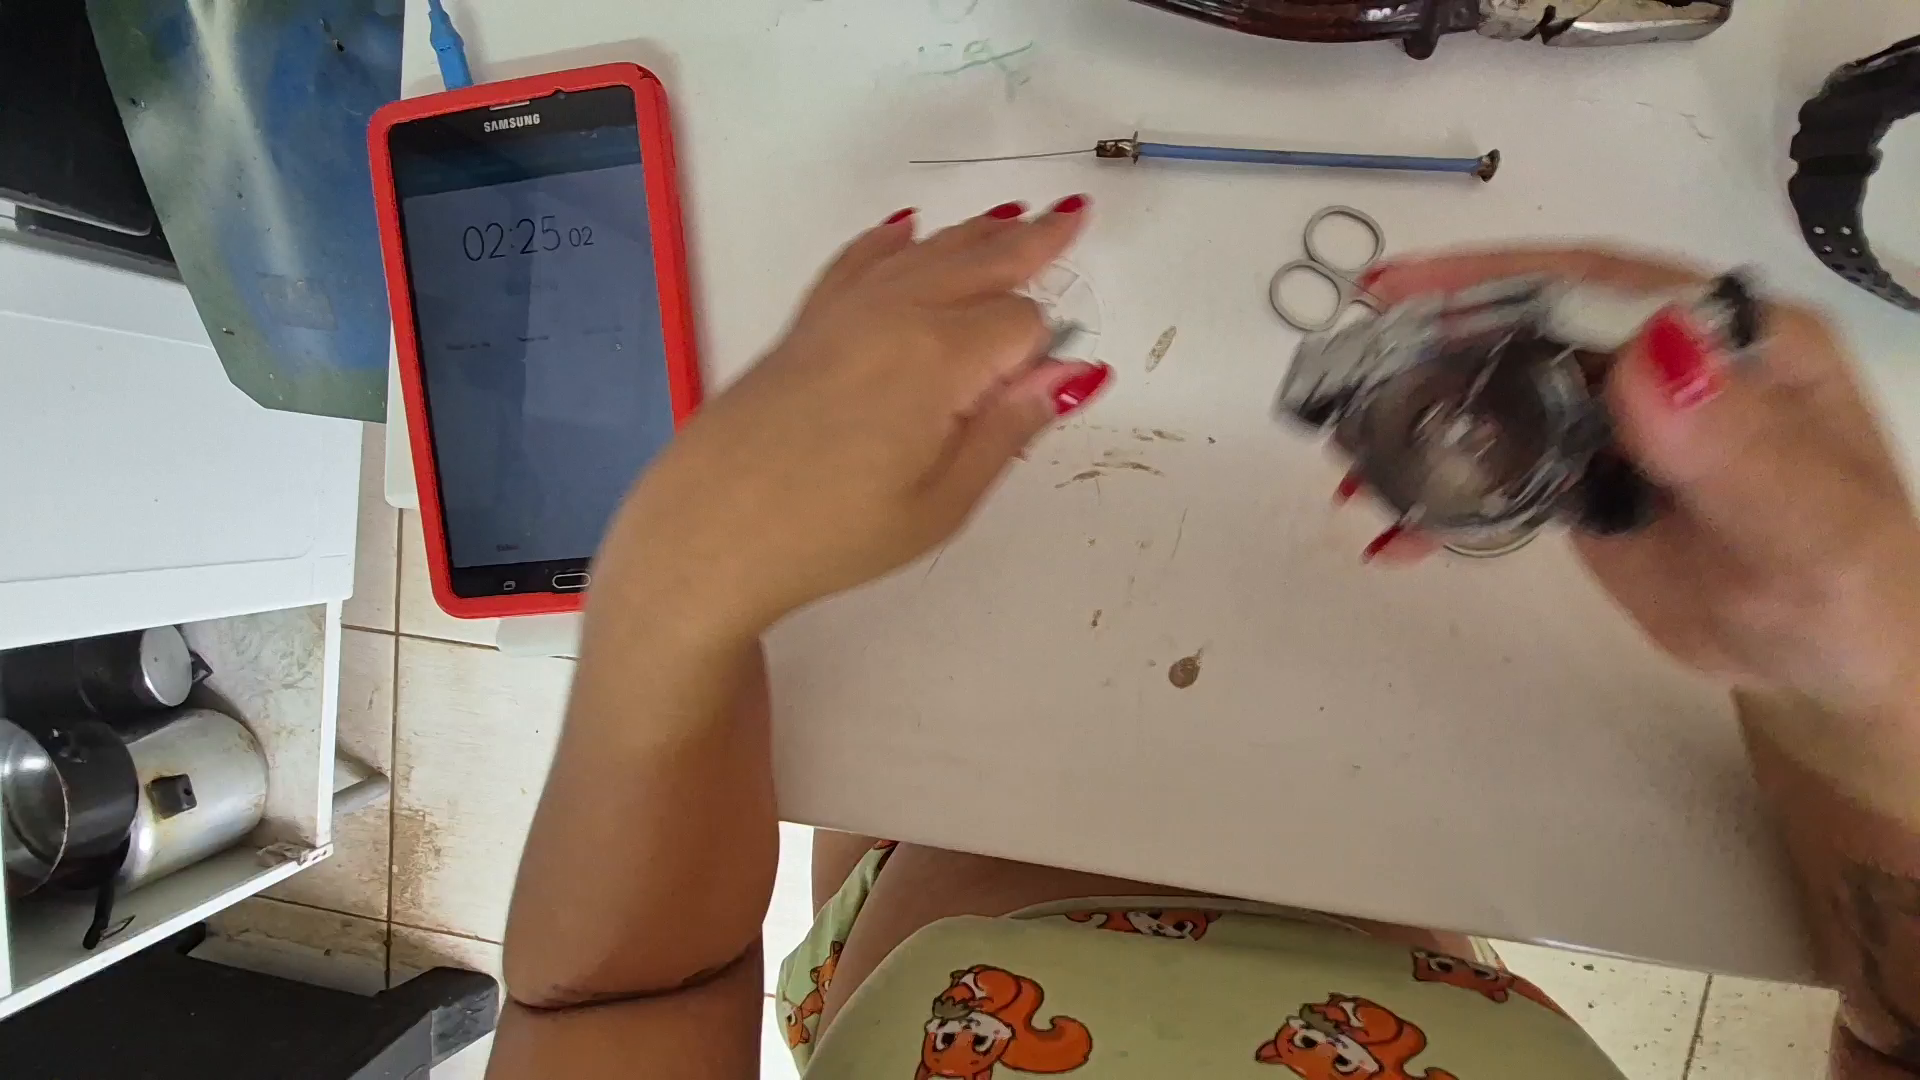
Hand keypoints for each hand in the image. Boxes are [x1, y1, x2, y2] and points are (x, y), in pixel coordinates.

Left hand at [602, 197, 1111, 636]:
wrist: (709, 533)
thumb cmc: (835, 536)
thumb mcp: (941, 505)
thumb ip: (1008, 431)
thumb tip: (1074, 374)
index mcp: (940, 359)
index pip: (1020, 325)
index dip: (1042, 353)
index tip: (1039, 390)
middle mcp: (895, 314)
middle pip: (979, 263)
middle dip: (1033, 245)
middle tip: (1074, 218)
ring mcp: (843, 312)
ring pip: (925, 253)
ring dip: (976, 236)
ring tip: (1016, 217)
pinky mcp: (804, 324)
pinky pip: (857, 262)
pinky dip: (890, 243)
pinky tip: (905, 230)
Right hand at [1365, 249, 1919, 713]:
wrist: (1819, 659)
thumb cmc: (1841, 596)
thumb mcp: (1805, 529)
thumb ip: (1733, 447)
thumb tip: (1649, 353)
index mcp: (1725, 346)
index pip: (1591, 287)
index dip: (1489, 280)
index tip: (1393, 290)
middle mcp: (1657, 368)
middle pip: (1519, 336)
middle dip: (1423, 356)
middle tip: (1344, 382)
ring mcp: (1606, 421)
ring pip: (1489, 400)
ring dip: (1413, 431)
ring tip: (1354, 472)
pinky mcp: (1570, 472)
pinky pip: (1486, 466)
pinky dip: (1434, 499)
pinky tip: (1398, 535)